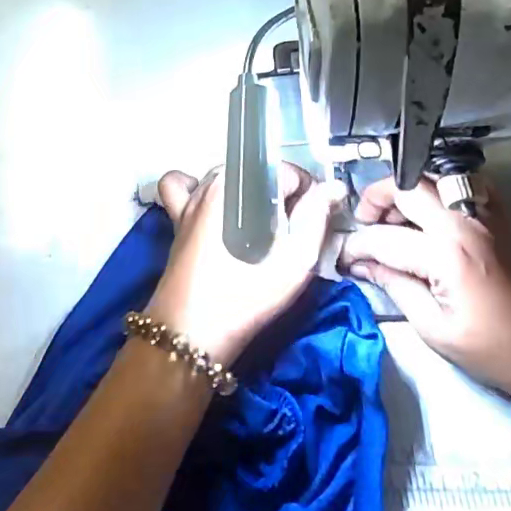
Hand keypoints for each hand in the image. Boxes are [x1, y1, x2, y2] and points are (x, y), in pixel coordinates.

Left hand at [145, 164, 347, 363]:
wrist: (189, 338)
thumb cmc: (244, 300)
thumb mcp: (295, 263)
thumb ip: (316, 218)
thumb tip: (332, 189)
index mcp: (243, 185)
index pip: (289, 172)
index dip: (309, 197)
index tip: (312, 225)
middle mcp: (215, 182)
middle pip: (261, 174)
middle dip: (282, 198)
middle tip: (290, 234)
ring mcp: (192, 199)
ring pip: (231, 177)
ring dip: (250, 195)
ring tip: (260, 227)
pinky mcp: (177, 218)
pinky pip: (182, 186)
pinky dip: (197, 189)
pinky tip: (213, 209)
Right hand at [339, 176, 510, 426]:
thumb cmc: (497, 351)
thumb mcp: (436, 330)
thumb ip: (396, 286)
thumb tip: (362, 264)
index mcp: (448, 251)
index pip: (385, 236)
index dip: (356, 244)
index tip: (340, 253)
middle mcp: (464, 219)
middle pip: (408, 185)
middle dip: (377, 198)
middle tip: (363, 223)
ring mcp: (484, 212)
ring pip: (432, 178)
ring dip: (405, 192)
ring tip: (389, 222)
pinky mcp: (497, 215)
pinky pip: (458, 186)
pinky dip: (435, 192)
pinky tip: (426, 219)